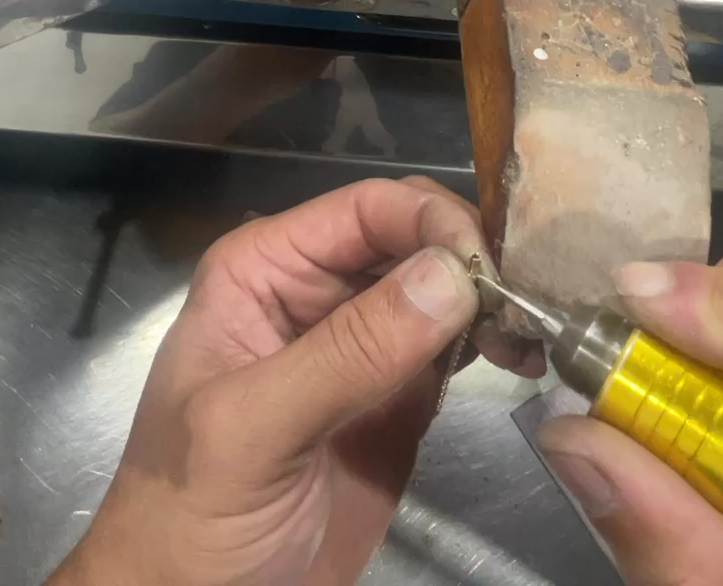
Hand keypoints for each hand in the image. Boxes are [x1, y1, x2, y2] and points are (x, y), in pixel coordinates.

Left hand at [47, 177, 536, 585]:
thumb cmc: (189, 511)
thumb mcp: (253, 427)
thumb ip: (346, 353)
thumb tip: (450, 274)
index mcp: (266, 266)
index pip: (362, 209)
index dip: (429, 221)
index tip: (488, 268)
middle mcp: (315, 286)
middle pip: (409, 235)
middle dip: (468, 256)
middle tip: (525, 302)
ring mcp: (359, 339)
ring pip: (438, 284)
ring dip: (489, 297)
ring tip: (533, 330)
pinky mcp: (396, 390)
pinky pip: (450, 343)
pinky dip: (489, 340)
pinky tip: (520, 354)